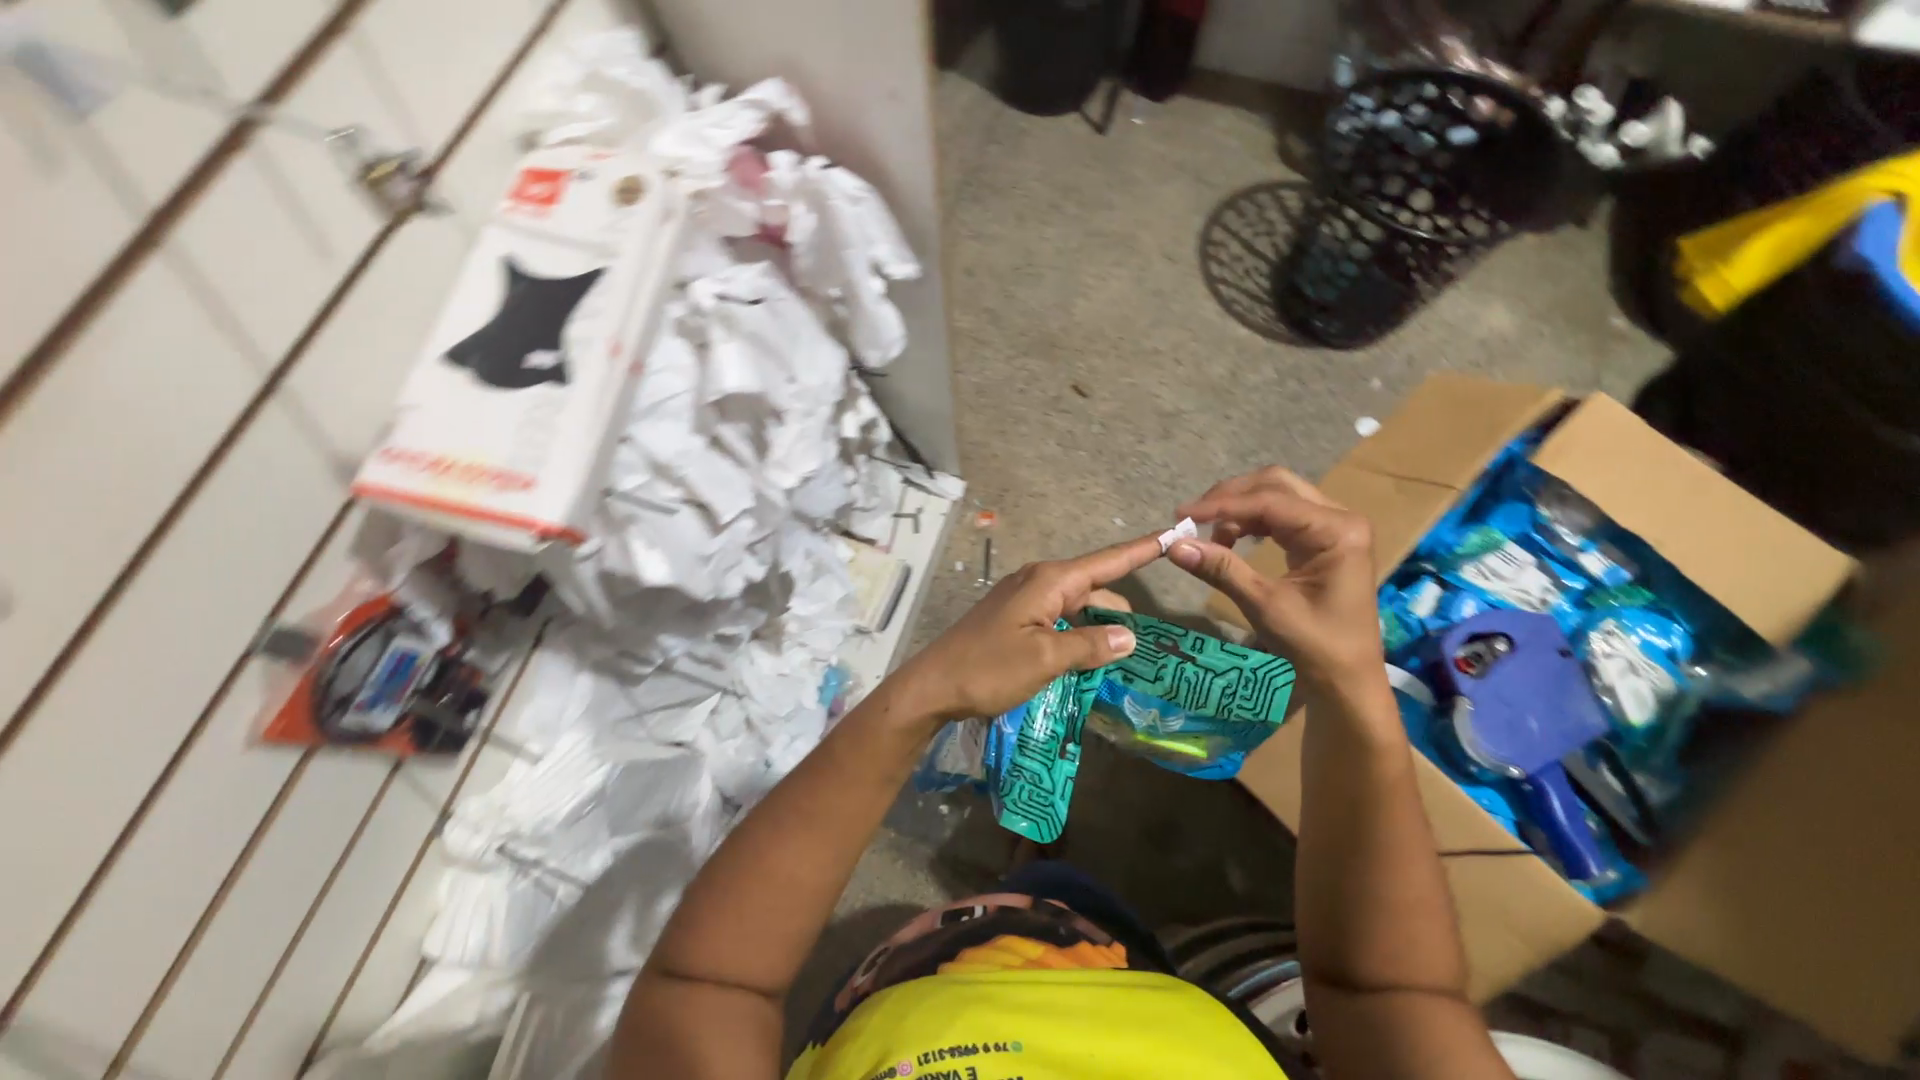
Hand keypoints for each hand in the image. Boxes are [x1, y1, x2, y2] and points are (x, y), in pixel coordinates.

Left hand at [893, 535, 1164, 723]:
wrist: (931, 686)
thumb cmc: (988, 669)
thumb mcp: (1046, 659)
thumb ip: (1090, 645)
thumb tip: (1129, 636)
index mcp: (1049, 581)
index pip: (1107, 561)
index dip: (1143, 549)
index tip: (1174, 534)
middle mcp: (1038, 581)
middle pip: (1094, 588)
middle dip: (1121, 610)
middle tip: (1147, 643)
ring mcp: (1023, 600)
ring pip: (1076, 607)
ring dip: (1098, 628)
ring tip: (1121, 659)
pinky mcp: (1013, 619)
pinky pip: (1057, 619)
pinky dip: (1076, 635)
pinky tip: (1086, 659)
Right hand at [1167, 467, 1383, 690]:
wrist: (1346, 682)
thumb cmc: (1314, 647)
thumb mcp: (1264, 606)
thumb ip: (1222, 570)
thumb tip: (1174, 546)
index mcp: (1337, 530)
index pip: (1270, 502)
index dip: (1222, 506)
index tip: (1181, 515)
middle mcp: (1339, 519)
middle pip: (1276, 485)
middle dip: (1231, 498)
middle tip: (1192, 517)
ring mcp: (1333, 528)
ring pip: (1277, 497)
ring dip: (1239, 509)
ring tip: (1207, 533)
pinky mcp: (1323, 541)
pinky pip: (1282, 517)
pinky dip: (1252, 522)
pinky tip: (1230, 538)